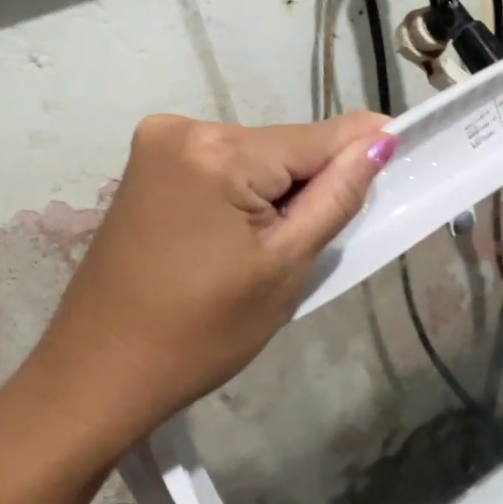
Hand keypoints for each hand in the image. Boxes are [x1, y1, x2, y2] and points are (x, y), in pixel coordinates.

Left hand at [31, 112, 393, 443]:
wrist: (99, 375)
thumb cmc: (202, 333)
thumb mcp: (286, 267)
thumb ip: (337, 197)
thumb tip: (380, 141)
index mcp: (219, 151)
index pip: (320, 137)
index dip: (365, 150)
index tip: (403, 158)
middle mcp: (183, 128)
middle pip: (286, 147)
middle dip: (313, 185)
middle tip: (317, 245)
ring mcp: (157, 145)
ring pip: (256, 159)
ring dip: (279, 193)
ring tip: (271, 254)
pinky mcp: (146, 169)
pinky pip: (222, 169)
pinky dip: (245, 196)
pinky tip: (239, 243)